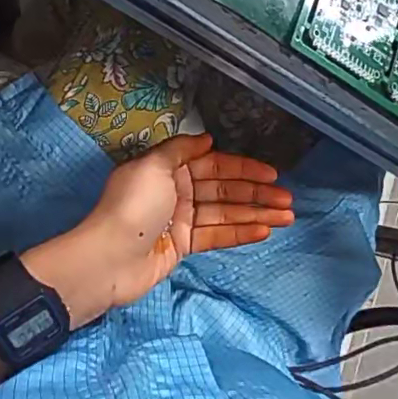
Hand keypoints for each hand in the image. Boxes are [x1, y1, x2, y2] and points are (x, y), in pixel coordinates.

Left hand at [0, 134, 293, 391]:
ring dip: (256, 214)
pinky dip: (240, 232)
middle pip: (223, 190)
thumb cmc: (132, 208)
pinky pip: (216, 235)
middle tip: (288, 200)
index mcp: (167, 169)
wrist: (109, 259)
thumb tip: (206, 139)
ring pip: (225, 213)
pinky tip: (265, 230)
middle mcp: (176, 192)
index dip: (243, 168)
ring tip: (287, 217)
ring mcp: (179, 220)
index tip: (272, 174)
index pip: (213, 165)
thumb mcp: (152, 167)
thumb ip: (180, 150)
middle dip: (257, 194)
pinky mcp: (182, 245)